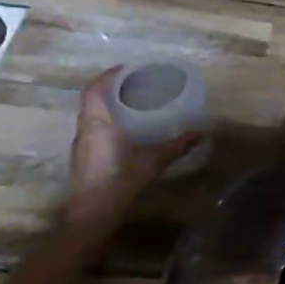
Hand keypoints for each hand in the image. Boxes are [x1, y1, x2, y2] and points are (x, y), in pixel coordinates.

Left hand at [67, 67, 199, 233]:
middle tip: (136, 83)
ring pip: (91, 114)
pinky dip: (107, 120)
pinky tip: (125, 128)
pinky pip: (93, 128)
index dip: (108, 75)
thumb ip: (177, 145)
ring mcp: (82, 144)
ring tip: (132, 102)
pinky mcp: (84, 157)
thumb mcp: (154, 161)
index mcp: (97, 123)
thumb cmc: (119, 181)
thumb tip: (203, 133)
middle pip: (92, 99)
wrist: (91, 215)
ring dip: (107, 104)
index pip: (95, 89)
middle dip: (111, 88)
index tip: (128, 68)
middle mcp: (85, 129)